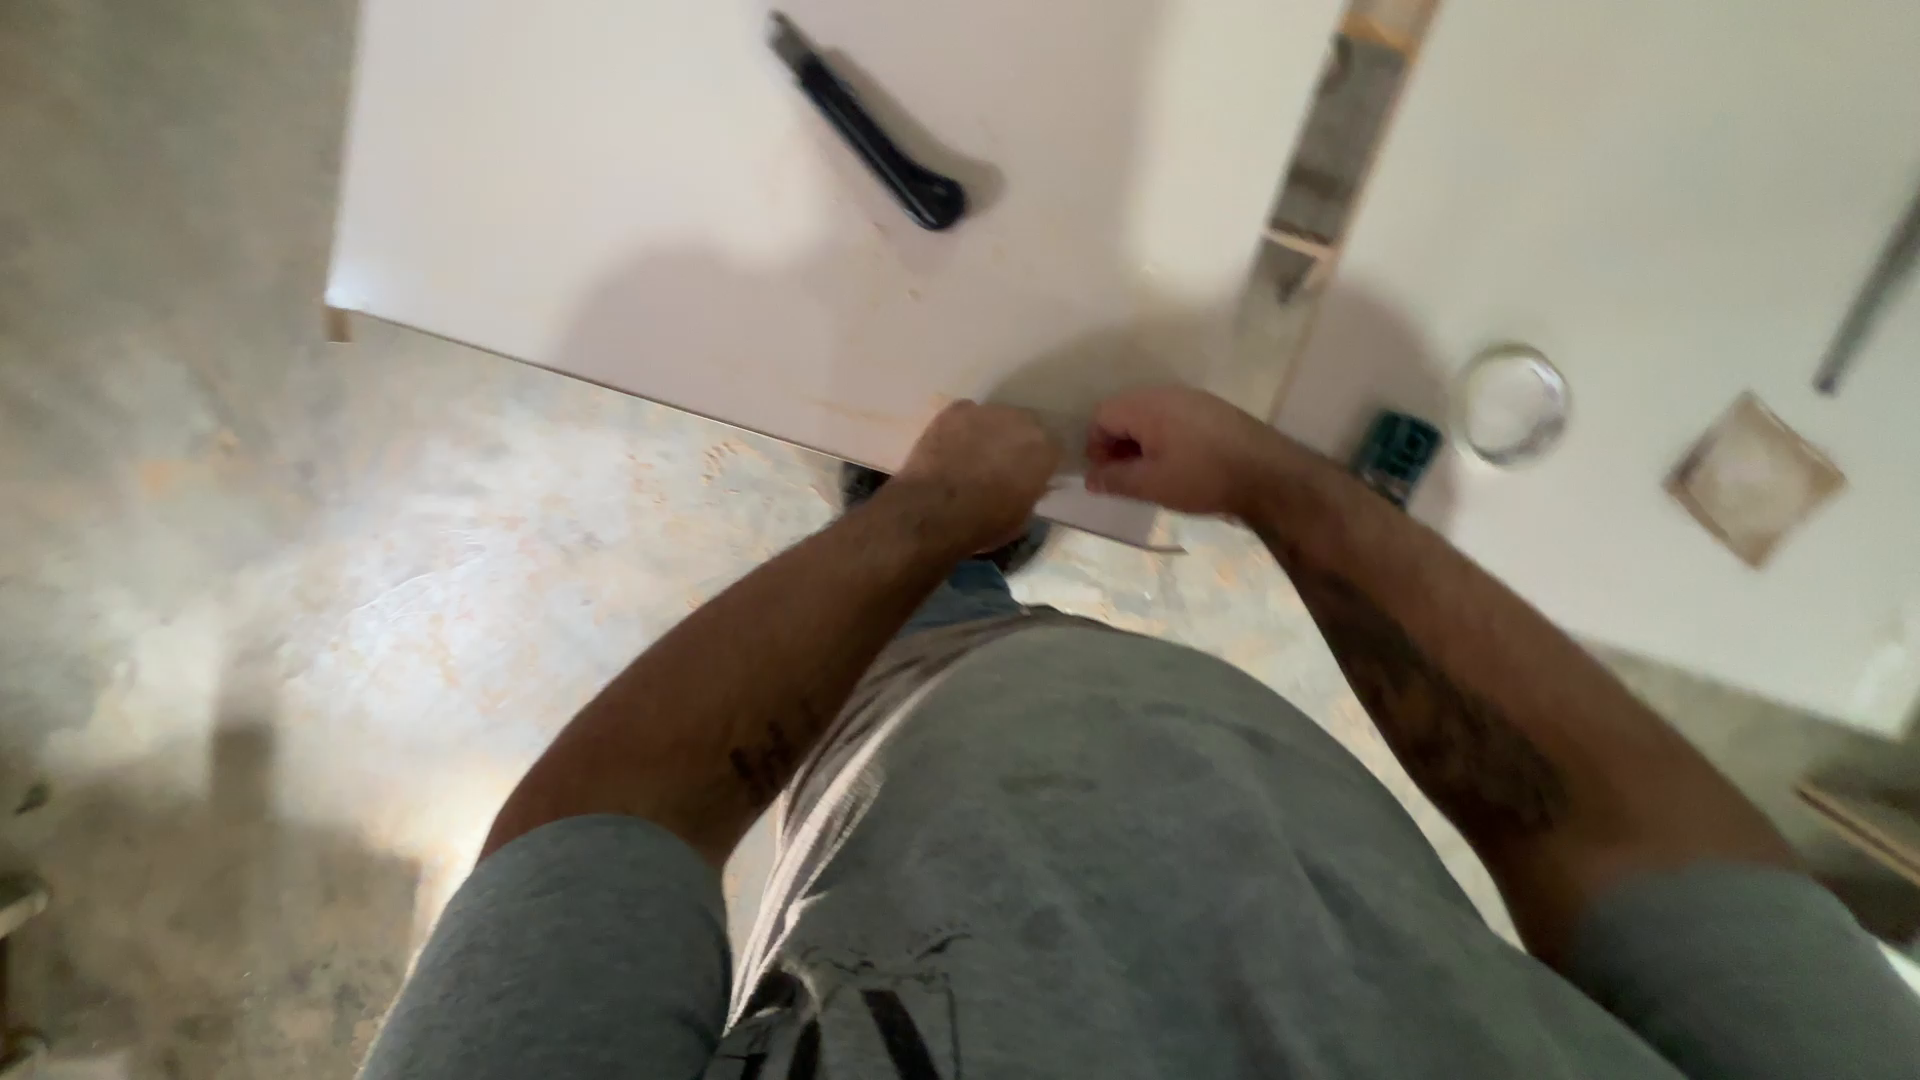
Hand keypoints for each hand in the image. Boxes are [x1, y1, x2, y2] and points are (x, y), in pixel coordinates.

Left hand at [889, 401, 1060, 553]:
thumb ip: (1032, 494)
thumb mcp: (1021, 518)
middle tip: (1001, 463)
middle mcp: (1022, 422)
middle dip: (1017, 441)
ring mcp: (988, 411)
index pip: (1052, 448)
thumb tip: (1033, 485)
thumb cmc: (984, 523)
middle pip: (1026, 426)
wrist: (934, 511)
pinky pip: (967, 414)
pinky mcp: (956, 410)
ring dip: (990, 432)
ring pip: (996, 417)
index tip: (1030, 475)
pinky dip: (963, 427)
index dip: (1040, 462)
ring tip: (973, 454)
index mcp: (1045, 450)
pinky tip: (952, 446)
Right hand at [1084, 386, 1289, 516]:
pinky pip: (1174, 419)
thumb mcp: (1151, 484)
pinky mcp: (1214, 411)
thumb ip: (1115, 480)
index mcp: (1147, 405)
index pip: (1102, 414)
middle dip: (1116, 444)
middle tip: (1124, 477)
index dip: (1095, 445)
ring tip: (1151, 475)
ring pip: (1151, 416)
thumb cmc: (1202, 477)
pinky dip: (1164, 439)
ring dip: (1140, 443)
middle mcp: (1168, 393)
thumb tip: (1090, 479)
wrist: (1270, 475)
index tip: (1105, 475)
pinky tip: (1178, 466)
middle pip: (1125, 412)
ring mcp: (1194, 399)